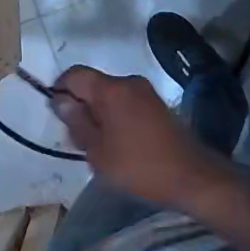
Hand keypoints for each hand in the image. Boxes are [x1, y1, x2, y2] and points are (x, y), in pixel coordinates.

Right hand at [50, 66, 233, 208]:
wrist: (190, 176)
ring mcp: (146, 92)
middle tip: (80, 142)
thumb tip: (61, 100)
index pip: (75, 74)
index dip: (60, 91)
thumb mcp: (97, 151)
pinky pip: (126, 103)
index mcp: (112, 89)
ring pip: (109, 96)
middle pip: (93, 85)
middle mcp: (130, 82)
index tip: (59, 118)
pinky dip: (115, 118)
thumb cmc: (138, 166)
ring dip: (98, 115)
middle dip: (81, 108)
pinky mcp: (157, 105)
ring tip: (100, 149)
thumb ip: (76, 122)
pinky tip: (119, 146)